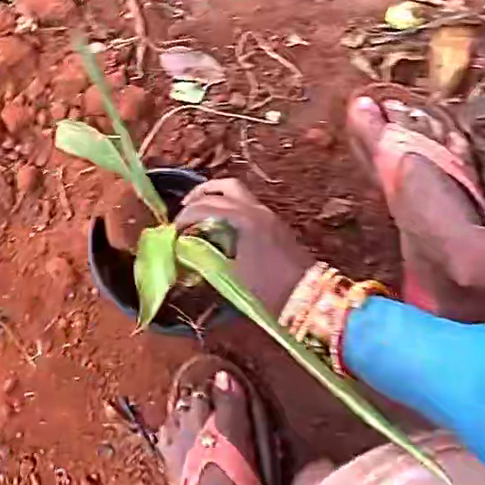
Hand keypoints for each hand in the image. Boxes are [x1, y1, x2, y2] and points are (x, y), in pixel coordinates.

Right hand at [173, 179, 315, 315]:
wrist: (312, 298)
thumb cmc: (270, 289)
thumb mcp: (232, 275)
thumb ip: (207, 257)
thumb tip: (186, 249)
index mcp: (244, 219)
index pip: (206, 207)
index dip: (185, 217)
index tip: (173, 231)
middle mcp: (256, 209)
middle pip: (224, 187)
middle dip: (201, 194)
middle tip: (185, 208)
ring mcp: (268, 214)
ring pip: (237, 192)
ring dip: (216, 197)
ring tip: (200, 213)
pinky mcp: (275, 223)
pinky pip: (246, 203)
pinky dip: (228, 206)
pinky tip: (219, 225)